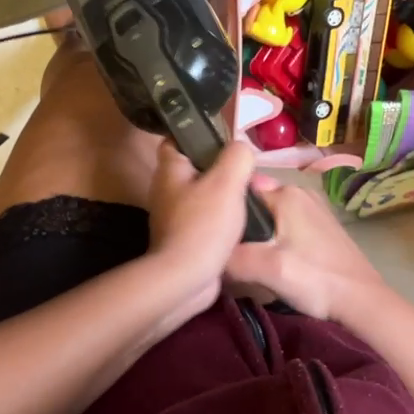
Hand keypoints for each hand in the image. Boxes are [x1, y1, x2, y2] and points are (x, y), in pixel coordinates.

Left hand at [144, 139, 257, 312]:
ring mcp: (171, 216)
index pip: (176, 139)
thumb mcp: (227, 181)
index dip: (197, 134)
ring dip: (222, 197)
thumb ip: (237, 157)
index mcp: (169, 170)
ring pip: (201, 196)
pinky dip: (220, 221)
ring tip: (248, 198)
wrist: (186, 279)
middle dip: (218, 169)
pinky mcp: (182, 239)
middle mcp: (165, 190)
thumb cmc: (204, 224)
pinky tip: (240, 225)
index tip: (223, 140)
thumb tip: (242, 148)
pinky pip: (204, 220)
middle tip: (244, 172)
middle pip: (194, 168)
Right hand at [225, 176, 387, 322]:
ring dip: (259, 233)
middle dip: (241, 224)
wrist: (362, 301)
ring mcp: (314, 208)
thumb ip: (231, 257)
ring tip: (247, 258)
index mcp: (286, 193)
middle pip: (255, 203)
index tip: (212, 232)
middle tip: (226, 251)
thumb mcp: (266, 269)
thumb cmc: (315, 279)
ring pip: (272, 215)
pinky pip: (287, 224)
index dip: (224, 211)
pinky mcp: (322, 226)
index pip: (240, 190)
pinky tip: (273, 260)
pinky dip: (276, 238)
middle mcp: (300, 192)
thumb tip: (208, 256)